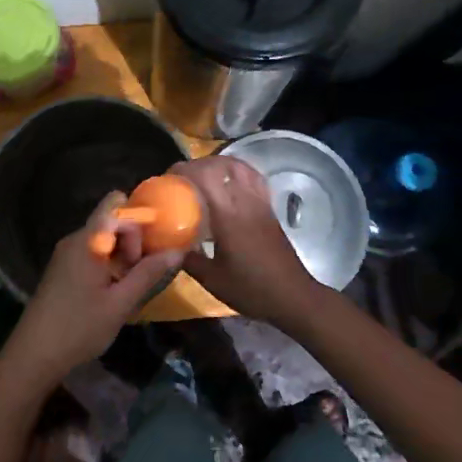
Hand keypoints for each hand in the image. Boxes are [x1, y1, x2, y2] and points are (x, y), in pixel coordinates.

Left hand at [0, 192, 186, 388]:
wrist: (35, 352)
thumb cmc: (80, 327)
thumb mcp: (120, 303)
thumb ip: (148, 273)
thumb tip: (177, 250)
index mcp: (87, 241)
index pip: (114, 205)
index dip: (138, 219)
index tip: (152, 249)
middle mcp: (74, 240)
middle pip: (110, 222)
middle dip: (133, 241)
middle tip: (142, 274)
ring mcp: (66, 254)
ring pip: (103, 240)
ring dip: (122, 256)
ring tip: (131, 286)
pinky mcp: (63, 269)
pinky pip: (92, 254)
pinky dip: (109, 265)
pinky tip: (115, 291)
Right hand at [170, 157, 320, 323]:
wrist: (293, 297)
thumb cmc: (250, 289)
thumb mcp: (211, 279)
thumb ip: (187, 258)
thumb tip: (170, 245)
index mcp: (228, 216)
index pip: (204, 176)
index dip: (183, 169)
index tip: (167, 178)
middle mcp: (245, 202)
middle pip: (223, 165)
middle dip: (198, 164)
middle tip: (182, 178)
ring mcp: (261, 204)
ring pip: (241, 167)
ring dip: (219, 165)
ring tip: (203, 177)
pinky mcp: (269, 210)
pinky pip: (253, 179)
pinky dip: (237, 174)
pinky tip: (227, 188)